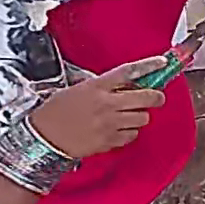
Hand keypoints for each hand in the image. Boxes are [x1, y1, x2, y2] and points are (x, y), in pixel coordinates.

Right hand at [29, 58, 167, 156]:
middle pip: (147, 97)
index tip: (163, 63)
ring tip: (126, 116)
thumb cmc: (56, 112)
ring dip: (139, 116)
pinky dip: (129, 132)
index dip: (149, 66)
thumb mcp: (77, 90)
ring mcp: (110, 122)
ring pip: (144, 117)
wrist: (41, 138)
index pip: (128, 72)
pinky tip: (117, 130)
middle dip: (156, 97)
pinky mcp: (110, 140)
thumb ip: (103, 87)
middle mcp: (106, 103)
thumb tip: (130, 84)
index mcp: (96, 87)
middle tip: (155, 98)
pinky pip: (133, 134)